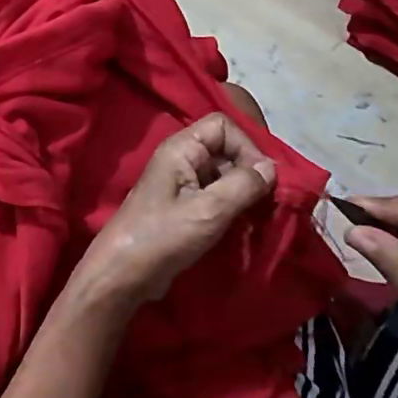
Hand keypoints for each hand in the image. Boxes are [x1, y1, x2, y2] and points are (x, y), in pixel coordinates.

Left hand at [74, 114, 275, 307]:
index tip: (262, 179)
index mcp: (180, 148)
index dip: (247, 146)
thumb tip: (271, 166)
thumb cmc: (163, 236)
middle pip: (226, 149)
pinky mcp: (185, 206)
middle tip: (268, 203)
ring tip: (260, 217)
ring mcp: (182, 183)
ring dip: (245, 192)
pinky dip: (234, 206)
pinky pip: (217, 195)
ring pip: (224, 174)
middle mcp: (181, 159)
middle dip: (251, 172)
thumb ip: (243, 184)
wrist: (125, 272)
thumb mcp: (209, 210)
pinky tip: (246, 226)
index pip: (223, 125)